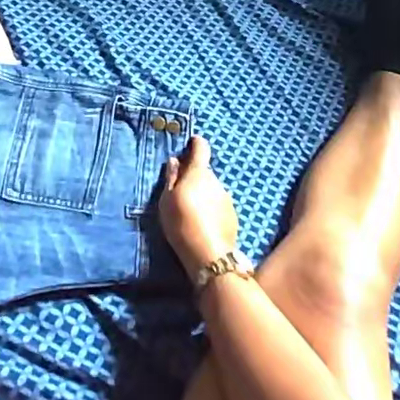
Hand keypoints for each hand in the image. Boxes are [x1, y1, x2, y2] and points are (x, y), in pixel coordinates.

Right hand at [159, 137, 238, 274]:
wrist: (209, 255)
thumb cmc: (181, 223)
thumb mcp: (167, 200)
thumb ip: (171, 178)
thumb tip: (175, 160)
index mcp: (198, 172)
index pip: (201, 148)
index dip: (196, 144)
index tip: (190, 144)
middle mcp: (216, 180)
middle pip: (204, 172)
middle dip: (194, 177)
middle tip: (182, 191)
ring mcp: (227, 197)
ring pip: (212, 189)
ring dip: (204, 194)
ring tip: (192, 212)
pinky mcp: (233, 215)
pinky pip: (219, 205)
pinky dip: (212, 209)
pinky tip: (204, 223)